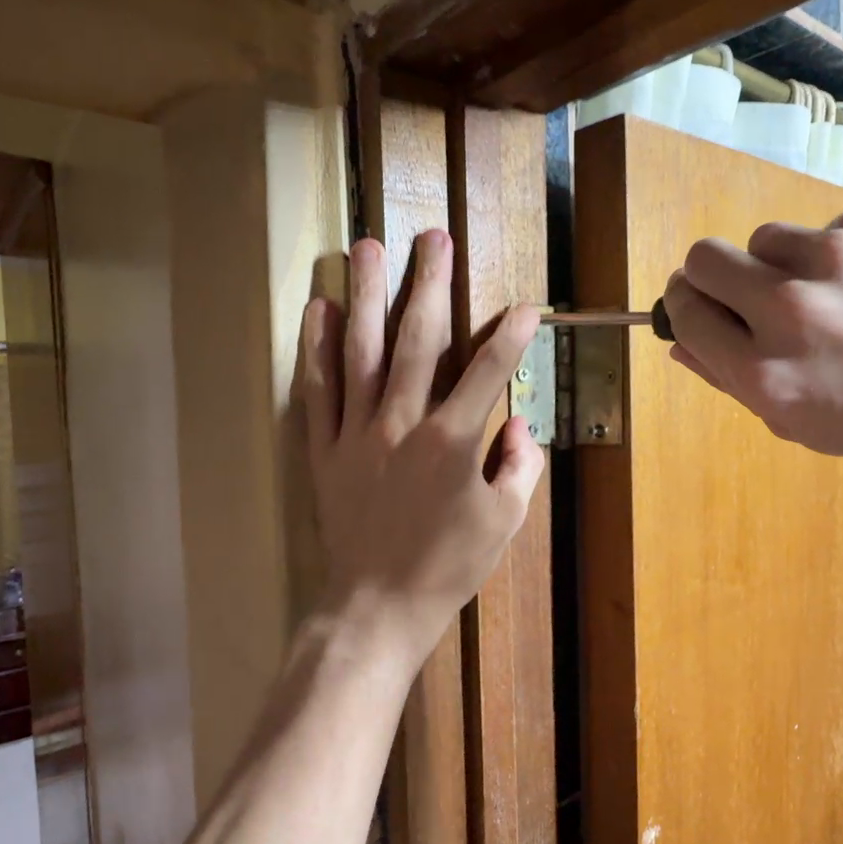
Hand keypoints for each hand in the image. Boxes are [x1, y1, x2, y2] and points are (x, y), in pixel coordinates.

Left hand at [300, 230, 543, 668]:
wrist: (377, 606)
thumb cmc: (448, 567)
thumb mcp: (504, 523)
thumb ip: (519, 466)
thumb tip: (518, 425)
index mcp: (452, 441)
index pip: (487, 371)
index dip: (510, 335)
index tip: (526, 306)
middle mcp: (401, 423)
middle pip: (417, 340)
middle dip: (429, 284)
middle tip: (432, 237)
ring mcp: (356, 432)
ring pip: (361, 351)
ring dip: (367, 295)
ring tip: (368, 247)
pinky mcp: (324, 449)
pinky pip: (317, 389)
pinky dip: (316, 347)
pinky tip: (319, 308)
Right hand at [661, 199, 842, 465]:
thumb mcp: (802, 424)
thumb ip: (733, 382)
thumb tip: (680, 341)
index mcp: (767, 373)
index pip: (686, 313)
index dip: (685, 305)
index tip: (695, 302)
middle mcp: (791, 309)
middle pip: (705, 257)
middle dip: (712, 274)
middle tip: (746, 289)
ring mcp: (837, 255)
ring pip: (768, 237)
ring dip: (785, 263)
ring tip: (838, 295)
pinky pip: (831, 225)